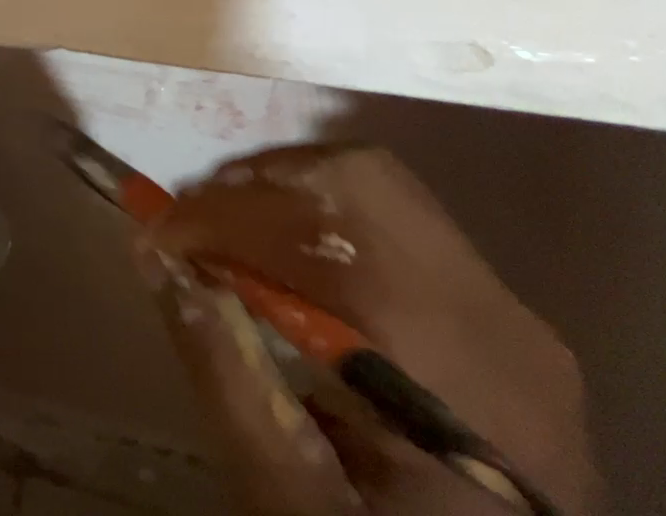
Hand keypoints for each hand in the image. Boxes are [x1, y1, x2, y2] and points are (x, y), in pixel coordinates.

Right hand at [142, 144, 599, 515]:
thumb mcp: (286, 488)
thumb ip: (224, 370)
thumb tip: (155, 258)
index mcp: (452, 364)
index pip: (329, 232)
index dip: (225, 216)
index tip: (154, 235)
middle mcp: (499, 316)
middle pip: (363, 180)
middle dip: (254, 185)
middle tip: (189, 223)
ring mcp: (511, 310)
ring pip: (381, 189)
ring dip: (285, 196)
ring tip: (226, 236)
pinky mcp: (503, 316)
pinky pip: (400, 224)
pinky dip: (322, 221)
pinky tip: (283, 265)